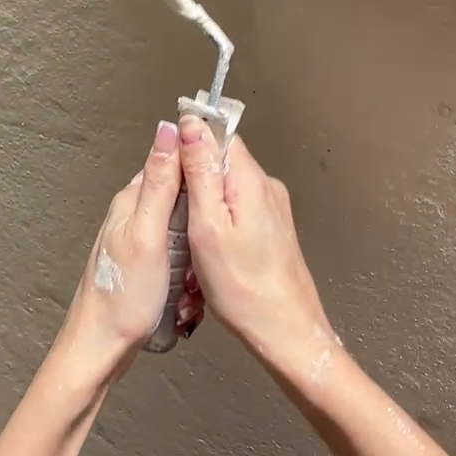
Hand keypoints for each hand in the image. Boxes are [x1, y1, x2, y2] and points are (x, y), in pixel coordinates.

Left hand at [57, 120, 197, 374]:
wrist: (100, 350)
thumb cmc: (121, 298)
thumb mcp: (148, 234)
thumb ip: (159, 183)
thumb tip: (167, 131)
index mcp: (132, 199)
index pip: (171, 159)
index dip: (200, 162)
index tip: (224, 175)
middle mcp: (133, 214)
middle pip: (181, 195)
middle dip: (203, 213)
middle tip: (210, 240)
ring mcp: (139, 240)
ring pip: (183, 228)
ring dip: (197, 247)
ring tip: (196, 275)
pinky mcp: (146, 263)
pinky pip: (178, 254)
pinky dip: (189, 268)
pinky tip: (189, 288)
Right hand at [177, 115, 335, 381]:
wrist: (286, 331)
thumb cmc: (243, 287)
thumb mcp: (208, 225)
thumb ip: (200, 172)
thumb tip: (191, 124)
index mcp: (251, 179)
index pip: (219, 134)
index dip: (190, 144)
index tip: (170, 172)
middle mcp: (266, 186)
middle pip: (221, 161)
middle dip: (193, 180)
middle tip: (177, 216)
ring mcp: (272, 207)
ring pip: (226, 187)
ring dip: (203, 205)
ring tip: (191, 239)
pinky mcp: (272, 227)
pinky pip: (237, 209)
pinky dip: (217, 222)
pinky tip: (210, 250)